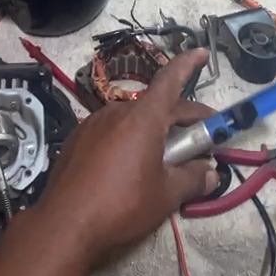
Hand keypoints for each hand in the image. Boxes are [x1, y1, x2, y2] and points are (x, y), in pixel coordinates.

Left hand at [25, 50, 221, 267]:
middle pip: (156, 105)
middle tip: (204, 133)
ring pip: (133, 119)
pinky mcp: (78, 139)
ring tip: (167, 156)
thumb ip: (191, 179)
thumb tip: (210, 172)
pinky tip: (131, 165)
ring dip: (154, 130)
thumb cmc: (122, 205)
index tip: (201, 51)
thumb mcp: (165, 196)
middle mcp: (118, 111)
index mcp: (143, 117)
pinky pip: (111, 131)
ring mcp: (94, 123)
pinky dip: (129, 139)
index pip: (171, 79)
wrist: (65, 224)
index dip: (189, 64)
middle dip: (183, 116)